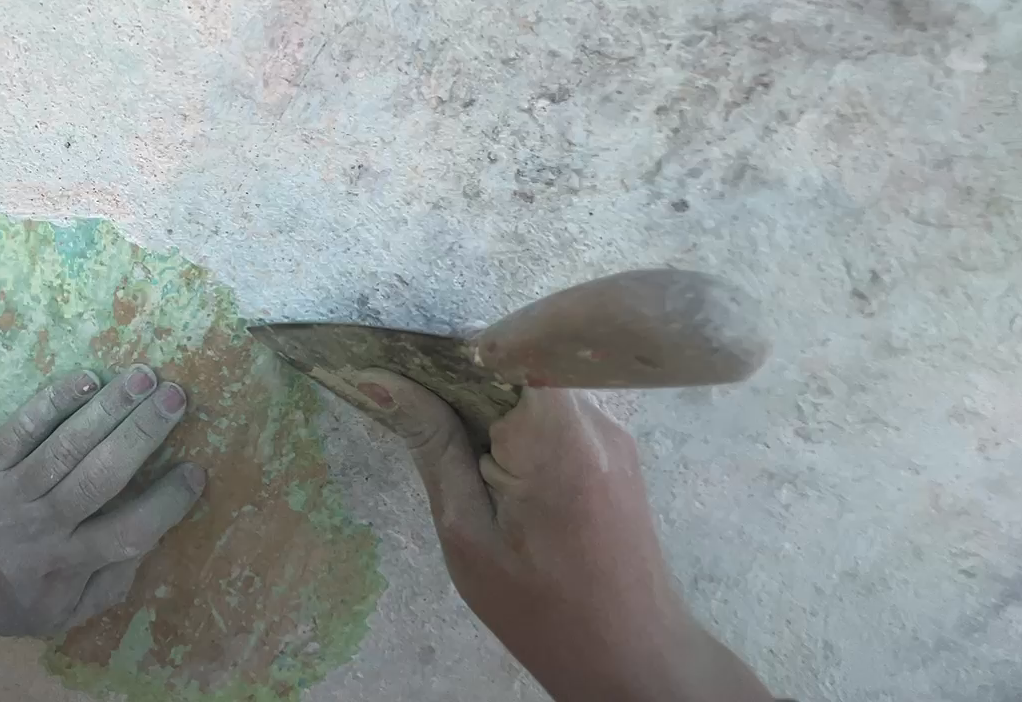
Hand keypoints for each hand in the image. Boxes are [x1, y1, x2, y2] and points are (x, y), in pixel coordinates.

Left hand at [0, 367, 204, 701]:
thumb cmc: (7, 596)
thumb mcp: (63, 613)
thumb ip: (110, 583)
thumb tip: (153, 538)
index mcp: (69, 563)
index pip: (131, 532)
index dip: (168, 502)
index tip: (197, 471)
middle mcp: (46, 523)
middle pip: (104, 474)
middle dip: (145, 432)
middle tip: (178, 396)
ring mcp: (12, 487)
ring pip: (68, 442)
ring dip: (110, 406)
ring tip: (144, 376)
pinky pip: (24, 424)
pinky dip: (55, 400)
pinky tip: (87, 378)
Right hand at [350, 371, 774, 701]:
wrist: (640, 669)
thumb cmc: (543, 609)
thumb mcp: (466, 530)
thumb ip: (431, 444)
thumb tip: (382, 379)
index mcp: (558, 437)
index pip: (500, 352)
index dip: (446, 353)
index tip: (403, 371)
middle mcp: (594, 422)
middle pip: (511, 365)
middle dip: (454, 380)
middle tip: (409, 410)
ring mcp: (609, 435)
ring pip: (526, 387)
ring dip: (480, 403)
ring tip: (444, 442)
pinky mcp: (611, 452)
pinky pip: (546, 412)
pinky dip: (507, 422)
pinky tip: (485, 461)